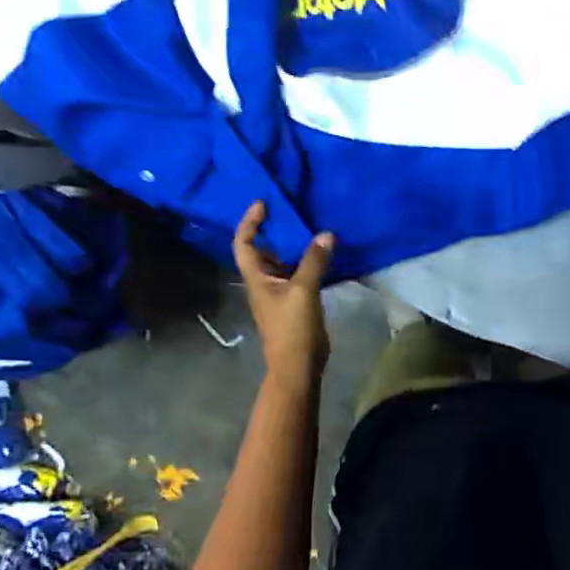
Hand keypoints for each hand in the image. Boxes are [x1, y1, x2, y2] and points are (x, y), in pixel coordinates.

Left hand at [233, 200, 334, 380]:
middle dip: (273, 230)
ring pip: (283, 262)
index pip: (243, 243)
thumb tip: (326, 234)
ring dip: (294, 246)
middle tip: (291, 211)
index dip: (249, 222)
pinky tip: (323, 253)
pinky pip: (298, 274)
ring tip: (310, 226)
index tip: (263, 204)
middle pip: (262, 250)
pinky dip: (307, 261)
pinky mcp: (294, 302)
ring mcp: (279, 293)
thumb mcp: (303, 290)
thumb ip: (314, 261)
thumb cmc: (292, 327)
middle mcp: (263, 282)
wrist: (297, 364)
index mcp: (256, 278)